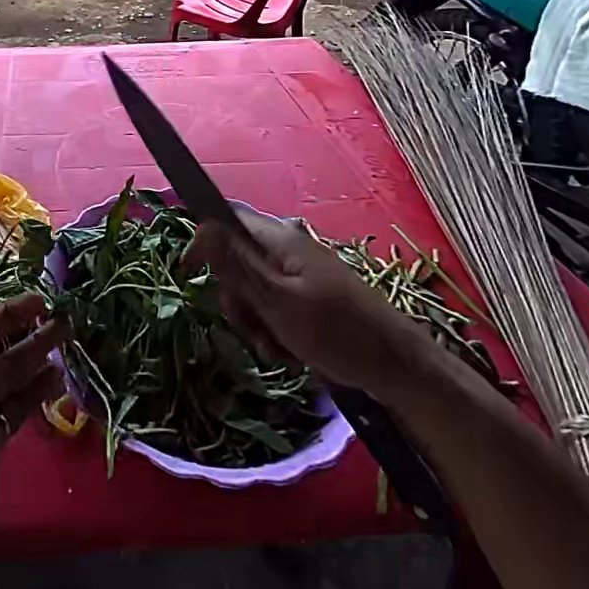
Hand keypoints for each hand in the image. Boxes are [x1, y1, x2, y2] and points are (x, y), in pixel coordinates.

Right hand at [189, 210, 442, 400]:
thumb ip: (237, 264)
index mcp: (279, 239)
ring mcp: (300, 273)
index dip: (203, 241)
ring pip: (253, 288)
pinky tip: (289, 351)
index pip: (226, 220)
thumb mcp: (278, 301)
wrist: (399, 368)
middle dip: (236, 298)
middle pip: (236, 261)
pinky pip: (274, 304)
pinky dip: (274, 327)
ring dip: (255, 320)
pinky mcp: (310, 296)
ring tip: (276, 347)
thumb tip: (203, 225)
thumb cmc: (337, 332)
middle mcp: (287, 249)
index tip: (189, 274)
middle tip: (250, 327)